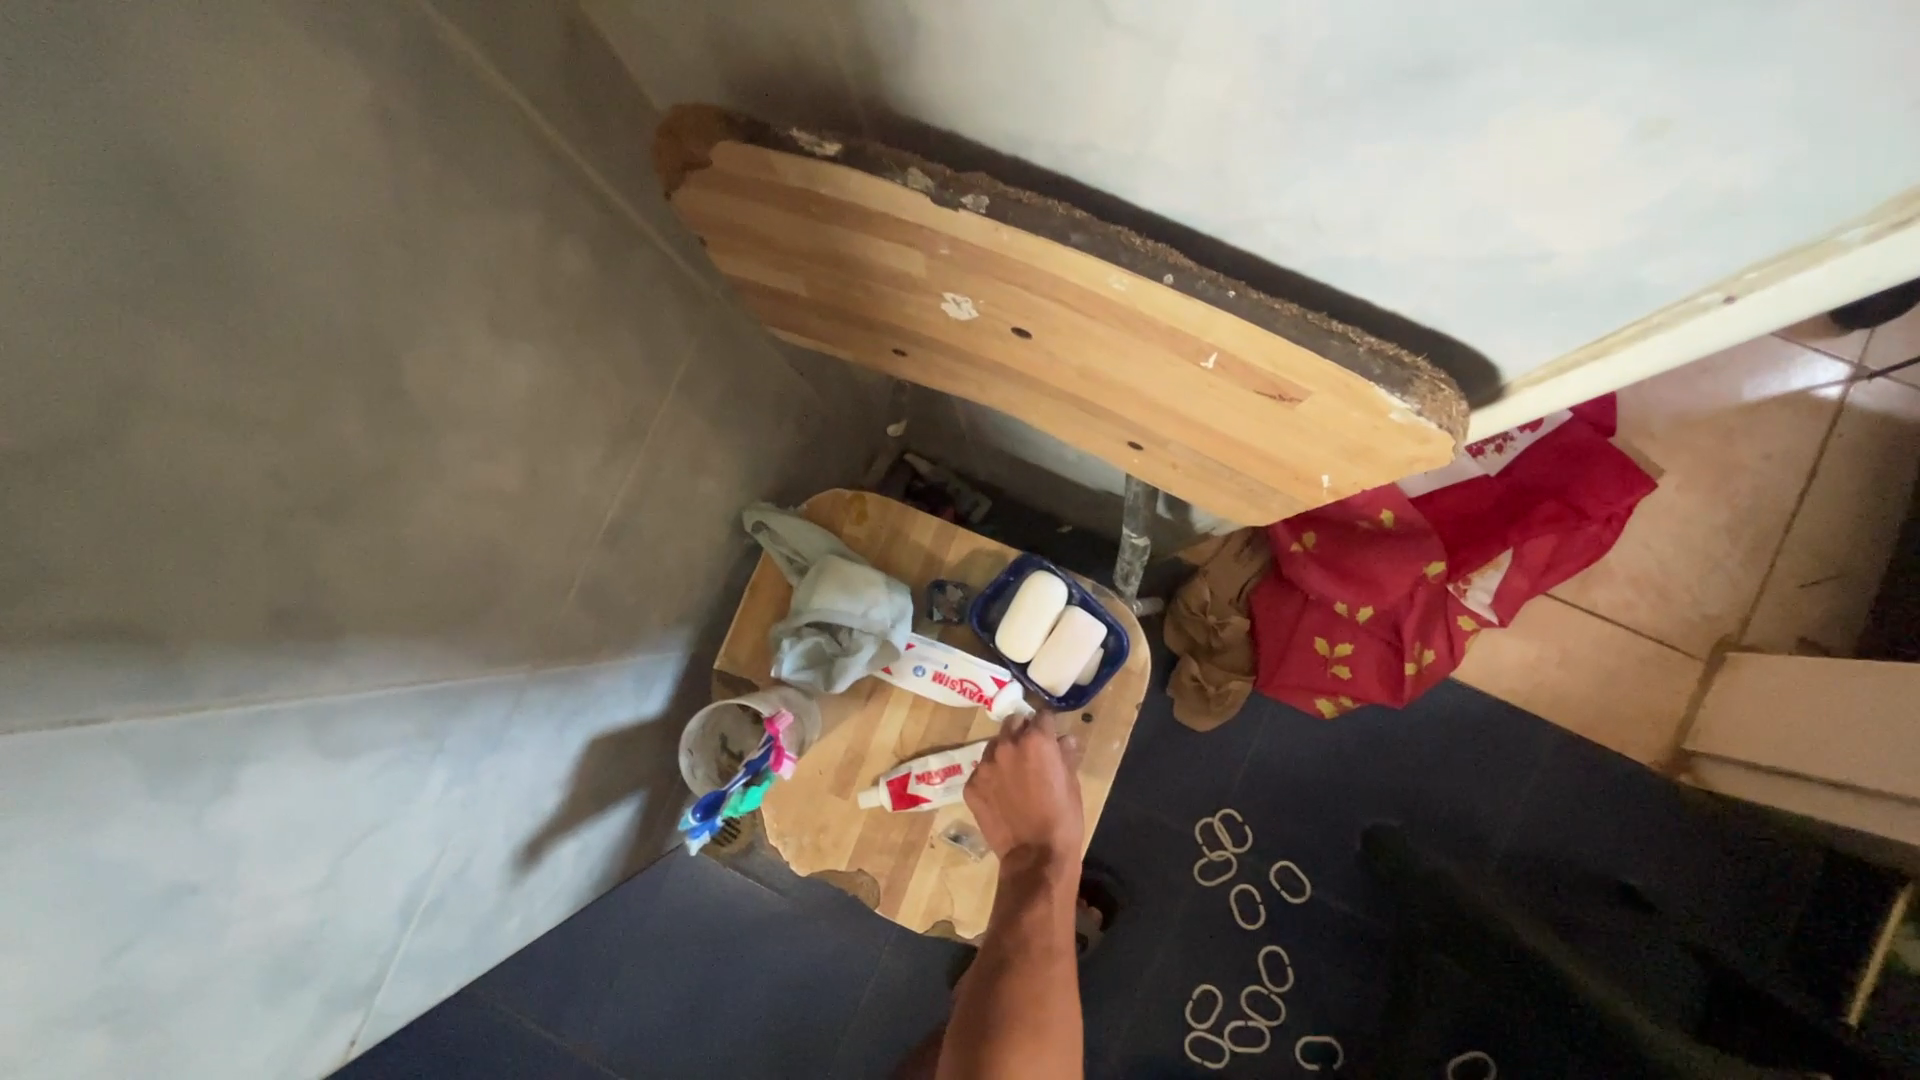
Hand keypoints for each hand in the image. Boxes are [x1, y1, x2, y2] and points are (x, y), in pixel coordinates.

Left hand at [963, 711, 1084, 870]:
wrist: (1035, 857)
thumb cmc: (1063, 819)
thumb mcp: (1072, 784)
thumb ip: (1066, 755)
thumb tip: (1066, 739)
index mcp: (1036, 740)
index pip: (1041, 716)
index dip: (1047, 724)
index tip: (1050, 735)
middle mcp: (1006, 745)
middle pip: (1013, 724)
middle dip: (1022, 731)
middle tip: (1031, 752)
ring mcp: (985, 765)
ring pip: (994, 746)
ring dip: (1004, 752)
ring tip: (1014, 775)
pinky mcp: (971, 786)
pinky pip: (981, 771)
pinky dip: (991, 776)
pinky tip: (1001, 794)